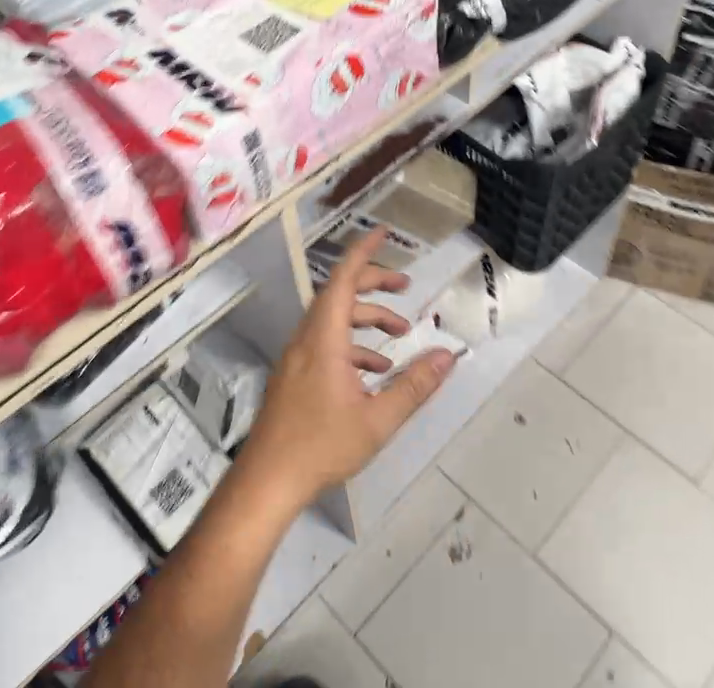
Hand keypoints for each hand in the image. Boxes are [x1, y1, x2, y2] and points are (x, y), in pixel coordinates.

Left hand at [232, 227, 456, 514]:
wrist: (267, 480)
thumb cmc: (321, 446)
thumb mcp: (378, 418)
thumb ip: (415, 385)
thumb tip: (447, 355)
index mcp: (323, 339)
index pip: (343, 280)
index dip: (364, 253)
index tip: (383, 233)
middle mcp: (306, 340)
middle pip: (338, 295)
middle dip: (373, 284)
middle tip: (406, 286)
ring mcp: (296, 359)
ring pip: (332, 321)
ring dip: (366, 319)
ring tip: (399, 332)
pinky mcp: (293, 378)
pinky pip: (324, 344)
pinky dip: (352, 346)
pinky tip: (374, 372)